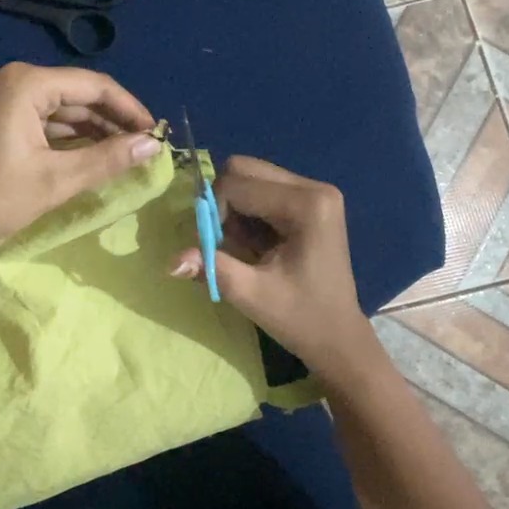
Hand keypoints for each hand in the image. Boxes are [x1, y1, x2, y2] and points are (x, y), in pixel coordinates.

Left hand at [0, 63, 159, 256]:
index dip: (129, 108)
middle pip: (77, 93)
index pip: (92, 85)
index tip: (158, 132)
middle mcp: (13, 80)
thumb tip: (153, 145)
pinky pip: (43, 120)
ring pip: (61, 108)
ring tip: (128, 153)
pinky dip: (69, 136)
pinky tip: (95, 154)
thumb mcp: (57, 179)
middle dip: (112, 120)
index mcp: (25, 83)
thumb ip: (108, 158)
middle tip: (146, 146)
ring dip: (93, 129)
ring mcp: (2, 98)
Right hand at [171, 157, 384, 386]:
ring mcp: (314, 192)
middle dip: (222, 203)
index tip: (214, 247)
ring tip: (243, 246)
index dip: (213, 212)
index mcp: (307, 204)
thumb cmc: (299, 318)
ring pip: (249, 177)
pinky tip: (256, 243)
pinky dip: (246, 212)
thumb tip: (171, 262)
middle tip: (225, 241)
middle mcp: (313, 188)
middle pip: (243, 169)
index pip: (237, 184)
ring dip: (233, 209)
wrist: (337, 338)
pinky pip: (261, 190)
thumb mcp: (250, 294)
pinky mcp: (309, 201)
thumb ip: (211, 267)